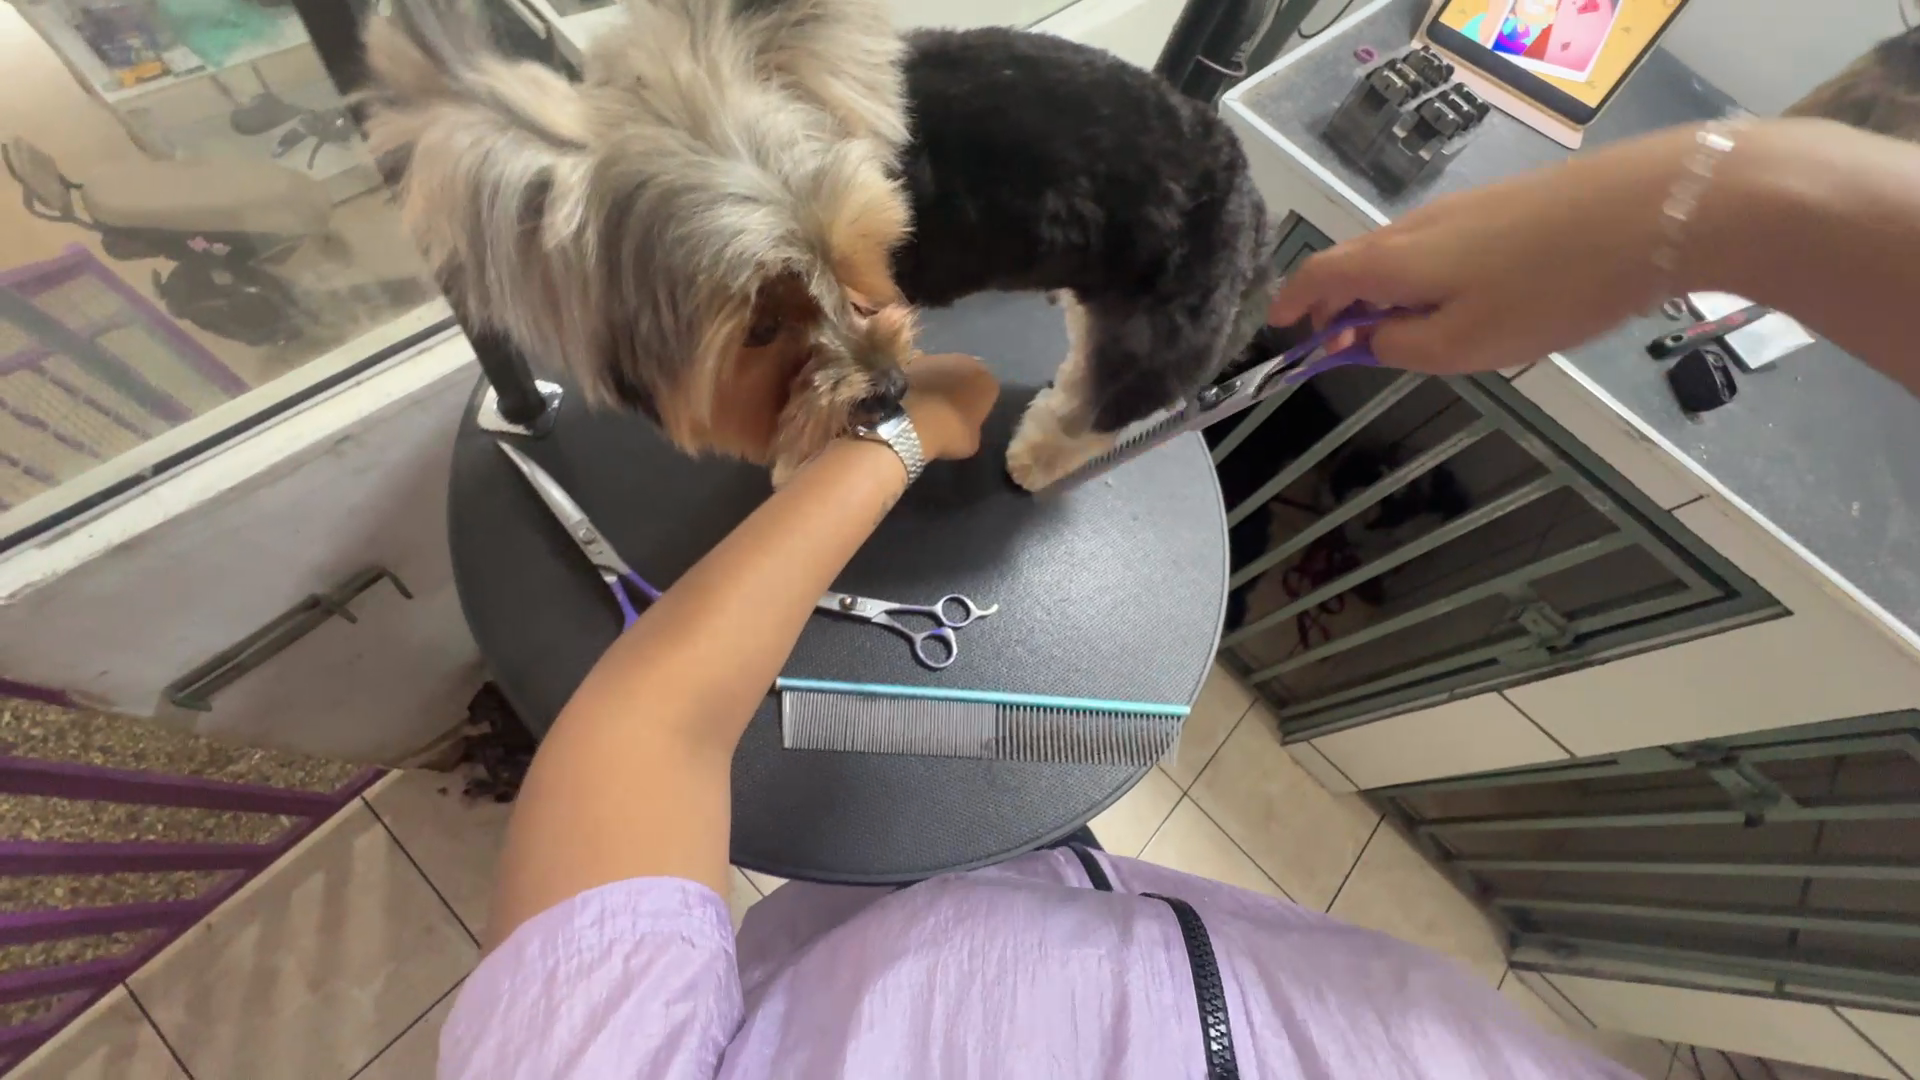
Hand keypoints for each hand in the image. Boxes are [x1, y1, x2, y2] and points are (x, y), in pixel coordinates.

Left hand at [902, 352, 998, 460]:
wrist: (910, 421)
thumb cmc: (949, 434)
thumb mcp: (971, 442)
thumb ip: (974, 428)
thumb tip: (967, 426)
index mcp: (987, 382)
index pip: (989, 391)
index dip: (980, 404)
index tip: (971, 416)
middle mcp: (969, 362)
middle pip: (968, 375)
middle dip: (962, 388)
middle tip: (951, 408)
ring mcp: (941, 357)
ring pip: (946, 371)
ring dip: (942, 383)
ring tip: (931, 403)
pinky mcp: (916, 360)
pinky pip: (925, 373)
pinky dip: (923, 382)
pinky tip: (916, 398)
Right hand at [1269, 125, 1701, 374]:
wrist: (1666, 207)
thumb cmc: (1548, 290)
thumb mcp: (1459, 345)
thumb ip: (1395, 347)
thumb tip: (1365, 340)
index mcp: (1391, 262)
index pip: (1316, 276)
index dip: (1289, 302)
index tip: (1277, 328)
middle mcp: (1413, 228)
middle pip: (1350, 263)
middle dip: (1332, 305)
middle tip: (1339, 345)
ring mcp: (1459, 210)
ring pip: (1393, 256)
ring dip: (1377, 294)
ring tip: (1398, 332)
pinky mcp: (1499, 205)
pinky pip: (1431, 246)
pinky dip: (1415, 278)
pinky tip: (1451, 301)